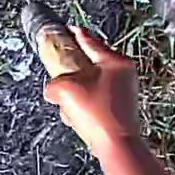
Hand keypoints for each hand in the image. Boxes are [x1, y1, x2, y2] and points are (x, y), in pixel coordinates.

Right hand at [42, 27, 146, 174]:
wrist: (115, 145)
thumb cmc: (97, 112)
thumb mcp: (66, 89)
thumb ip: (54, 84)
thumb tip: (52, 89)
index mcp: (115, 61)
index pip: (90, 41)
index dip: (74, 34)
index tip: (66, 29)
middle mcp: (122, 73)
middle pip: (89, 64)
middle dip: (70, 74)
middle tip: (59, 76)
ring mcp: (122, 91)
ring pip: (89, 84)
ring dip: (74, 94)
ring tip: (68, 106)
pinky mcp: (118, 108)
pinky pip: (93, 100)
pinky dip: (82, 106)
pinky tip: (76, 117)